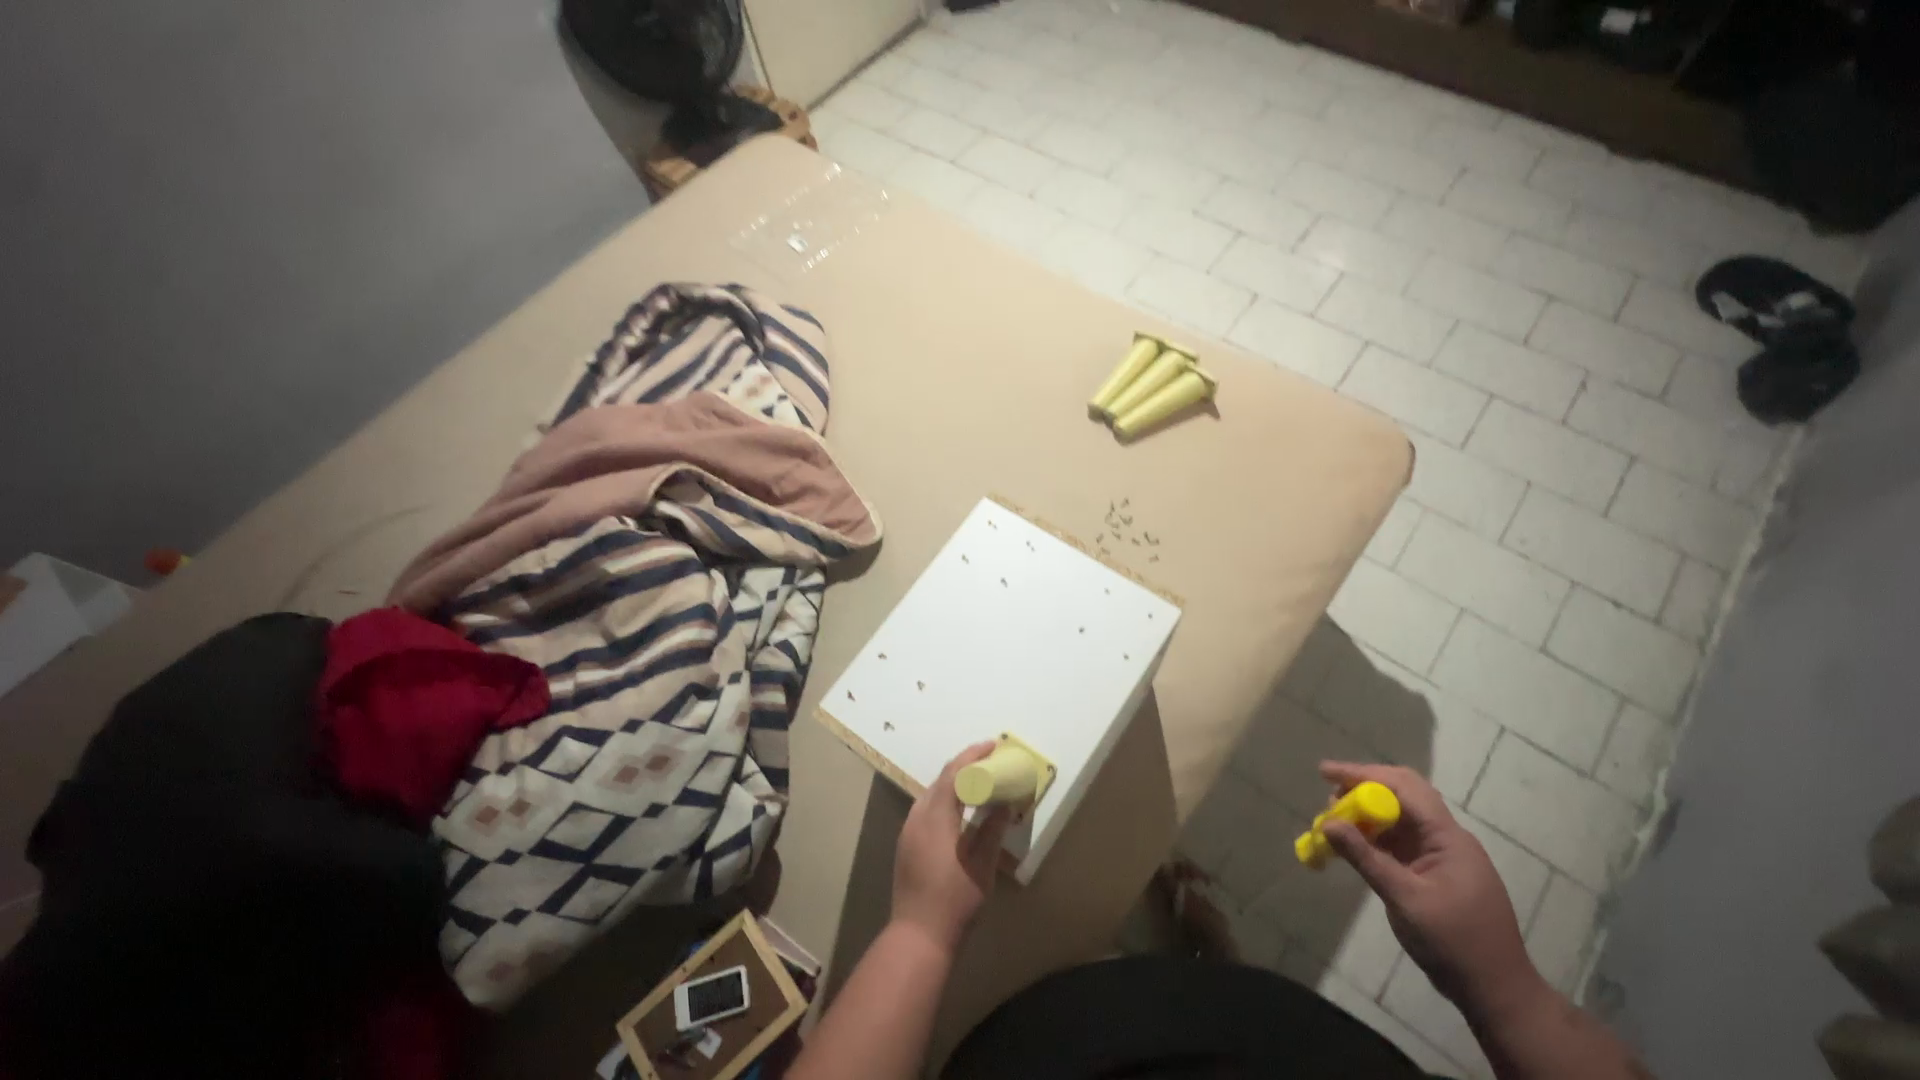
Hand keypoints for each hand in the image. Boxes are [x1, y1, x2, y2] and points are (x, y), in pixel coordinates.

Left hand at [891, 741, 1012, 949]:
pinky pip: (926, 808)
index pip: (953, 775)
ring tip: (978, 780)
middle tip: (989, 759)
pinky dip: (944, 798)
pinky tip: (959, 807)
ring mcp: (908, 830)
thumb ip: (992, 830)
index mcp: (935, 818)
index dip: (973, 757)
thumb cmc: (954, 902)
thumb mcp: (981, 866)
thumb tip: (1004, 804)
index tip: (992, 745)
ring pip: (930, 794)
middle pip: (940, 780)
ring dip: (953, 782)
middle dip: (964, 765)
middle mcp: (917, 817)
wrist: (918, 935)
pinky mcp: (906, 843)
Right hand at [1317, 761, 1544, 1019]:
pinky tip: (1354, 846)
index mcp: (1448, 838)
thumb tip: (1329, 824)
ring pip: (1401, 819)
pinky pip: (1402, 843)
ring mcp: (1442, 856)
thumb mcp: (1405, 900)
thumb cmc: (1454, 942)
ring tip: (1334, 821)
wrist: (1496, 988)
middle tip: (1329, 795)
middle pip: (1404, 796)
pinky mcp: (1435, 874)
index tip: (1325, 773)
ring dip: (1368, 814)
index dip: (1363, 775)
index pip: (1404, 788)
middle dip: (1364, 789)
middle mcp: (1447, 838)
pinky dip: (1375, 838)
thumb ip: (1367, 859)